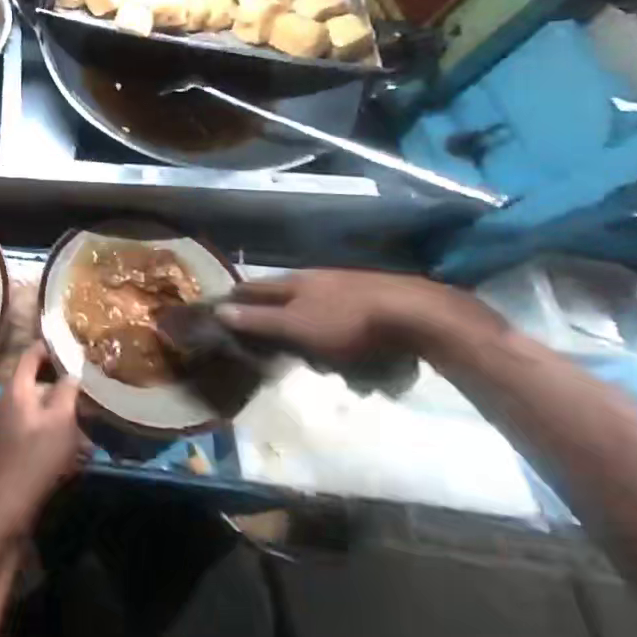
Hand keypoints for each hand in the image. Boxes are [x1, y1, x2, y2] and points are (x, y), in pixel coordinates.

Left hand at [0, 341, 86, 528]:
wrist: (8, 502)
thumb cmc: (37, 455)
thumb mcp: (61, 419)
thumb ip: (67, 390)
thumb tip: (71, 371)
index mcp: (16, 388)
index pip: (31, 354)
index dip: (50, 346)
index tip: (72, 343)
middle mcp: (8, 401)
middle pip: (40, 385)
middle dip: (66, 394)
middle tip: (90, 399)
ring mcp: (8, 424)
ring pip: (42, 412)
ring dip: (66, 421)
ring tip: (88, 439)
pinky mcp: (13, 446)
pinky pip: (38, 432)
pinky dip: (57, 438)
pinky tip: (77, 457)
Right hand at [215, 270, 502, 367]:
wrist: (418, 316)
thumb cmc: (348, 324)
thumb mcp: (296, 327)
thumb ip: (258, 320)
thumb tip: (218, 309)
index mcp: (292, 282)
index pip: (252, 287)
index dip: (235, 299)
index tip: (222, 312)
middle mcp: (316, 278)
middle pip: (285, 297)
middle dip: (277, 319)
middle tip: (276, 346)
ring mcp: (348, 285)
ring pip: (319, 309)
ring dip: (314, 331)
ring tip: (322, 358)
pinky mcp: (377, 298)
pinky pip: (349, 319)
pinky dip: (344, 336)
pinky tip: (357, 355)